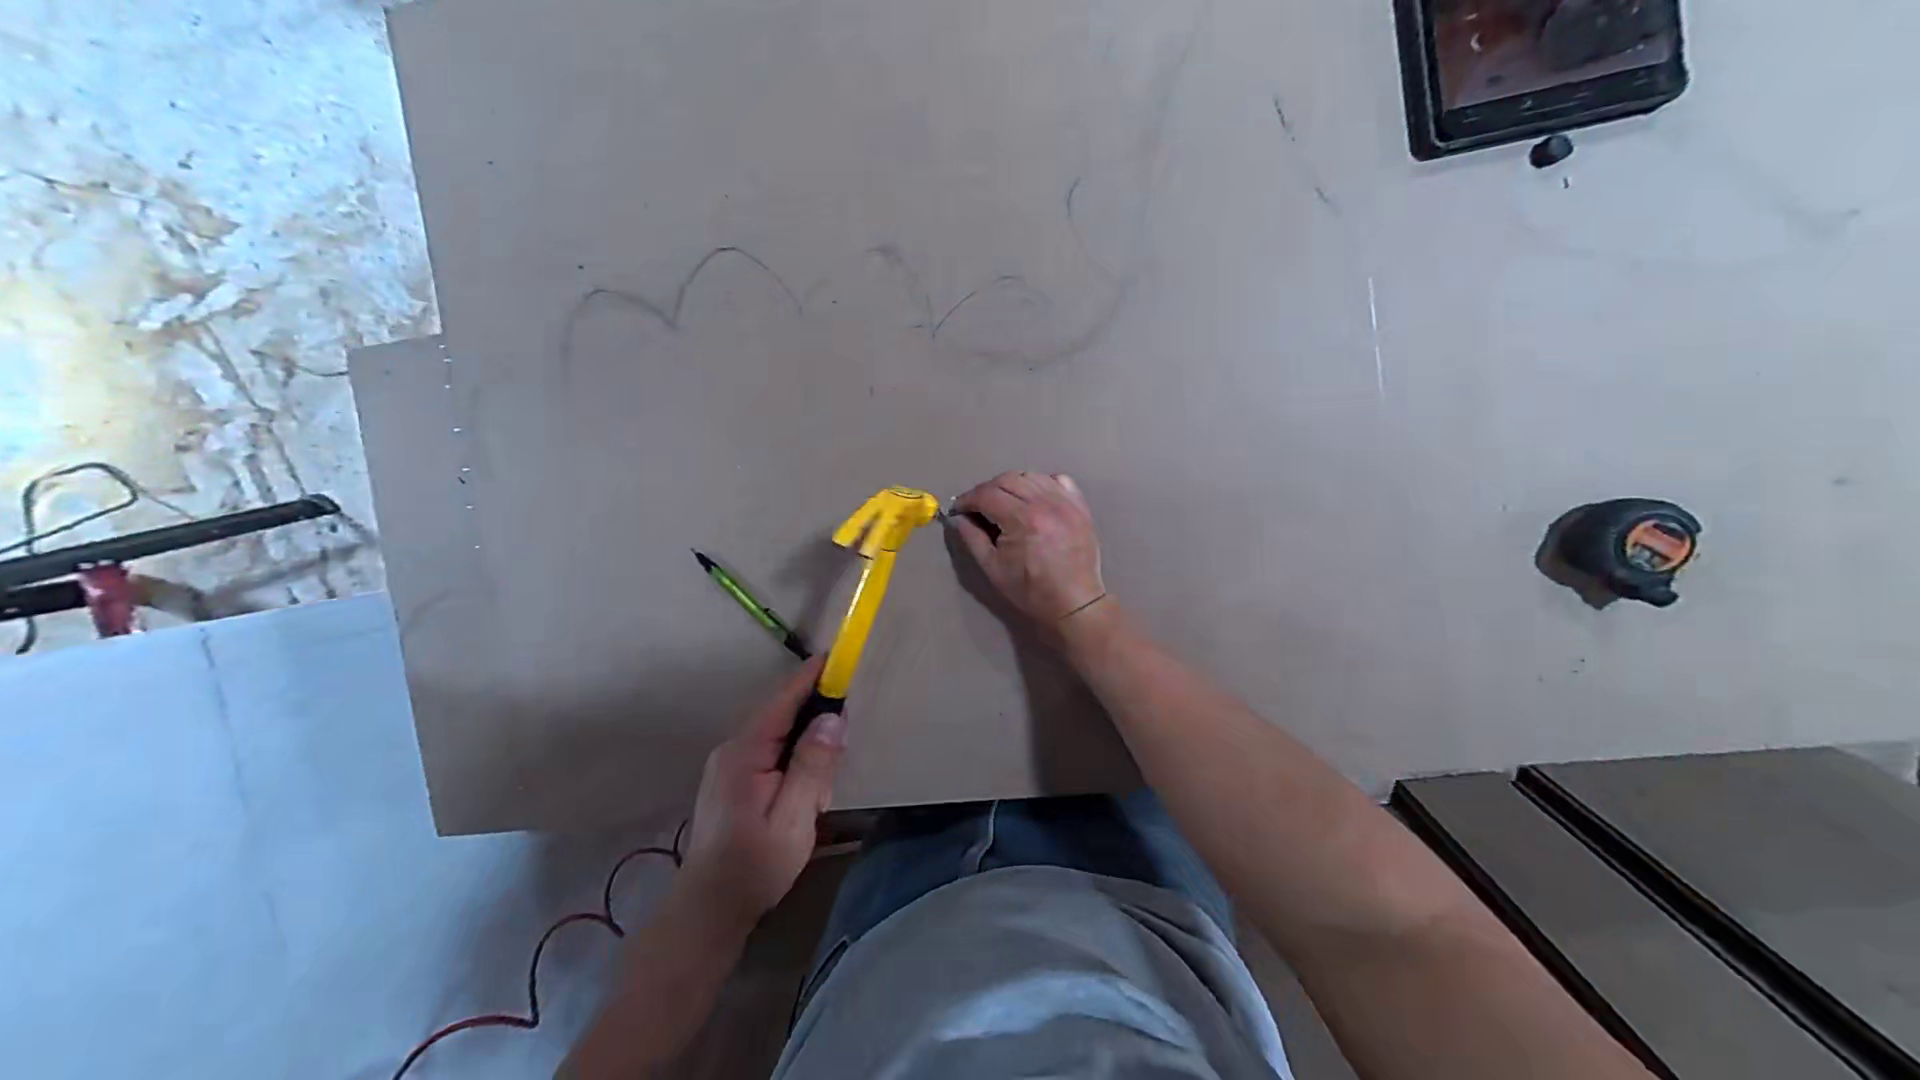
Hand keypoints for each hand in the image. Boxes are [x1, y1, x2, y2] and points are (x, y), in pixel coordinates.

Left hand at [679, 656, 843, 927]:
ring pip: (778, 733)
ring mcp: (729, 763)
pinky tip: (807, 783)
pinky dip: (795, 754)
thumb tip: (833, 717)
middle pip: (781, 713)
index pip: (784, 700)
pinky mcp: (733, 778)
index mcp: (745, 752)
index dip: (813, 676)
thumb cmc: (754, 865)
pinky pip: (771, 750)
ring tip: (827, 773)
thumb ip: (813, 765)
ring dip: (807, 740)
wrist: (709, 909)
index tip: (841, 658)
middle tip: (847, 730)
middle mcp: (732, 748)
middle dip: (816, 714)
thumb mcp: (794, 818)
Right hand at [951, 471, 1106, 623]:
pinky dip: (1041, 483)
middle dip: (986, 490)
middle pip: (1007, 480)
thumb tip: (959, 519)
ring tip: (1004, 502)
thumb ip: (973, 538)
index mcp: (1022, 519)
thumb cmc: (1030, 589)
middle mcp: (1045, 502)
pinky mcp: (1079, 505)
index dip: (968, 499)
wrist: (1074, 601)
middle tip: (978, 507)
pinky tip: (1034, 498)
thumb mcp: (993, 568)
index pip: (986, 495)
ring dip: (1011, 484)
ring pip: (1030, 476)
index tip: (959, 509)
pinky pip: (1057, 480)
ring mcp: (1066, 501)